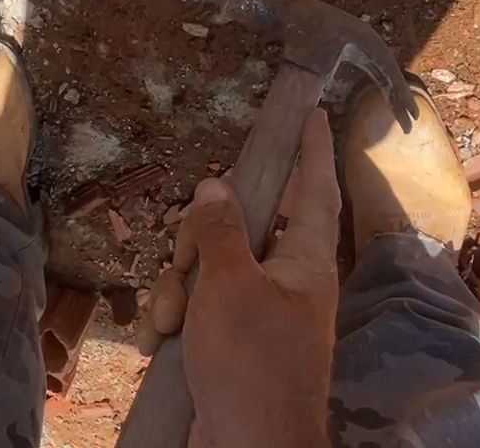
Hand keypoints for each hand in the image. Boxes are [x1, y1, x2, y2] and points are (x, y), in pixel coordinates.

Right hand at [142, 109, 339, 447]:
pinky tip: (164, 342)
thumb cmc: (250, 365)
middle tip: (186, 263)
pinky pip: (194, 303)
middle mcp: (284, 281)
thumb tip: (217, 186)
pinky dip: (176, 316)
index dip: (313, 151)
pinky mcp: (229, 339)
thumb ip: (220, 231)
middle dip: (199, 240)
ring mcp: (255, 311)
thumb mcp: (228, 287)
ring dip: (178, 287)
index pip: (315, 191)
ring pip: (207, 265)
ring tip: (173, 323)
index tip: (314, 114)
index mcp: (304, 263)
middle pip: (239, 226)